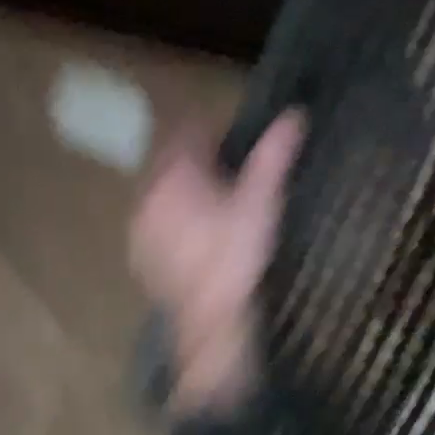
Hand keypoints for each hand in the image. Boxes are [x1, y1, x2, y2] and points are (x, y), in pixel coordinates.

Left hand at [129, 111, 304, 414]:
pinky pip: (157, 227)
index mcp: (175, 171)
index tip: (239, 145)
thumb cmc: (236, 256)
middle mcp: (148, 192)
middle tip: (234, 180)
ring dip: (186, 196)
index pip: (191, 130)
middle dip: (200, 165)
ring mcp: (140, 226)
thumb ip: (274, 156)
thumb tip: (294, 115)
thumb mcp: (262, 203)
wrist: (211, 319)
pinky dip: (175, 226)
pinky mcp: (140, 256)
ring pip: (163, 195)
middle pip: (174, 163)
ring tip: (219, 214)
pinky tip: (201, 245)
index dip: (217, 132)